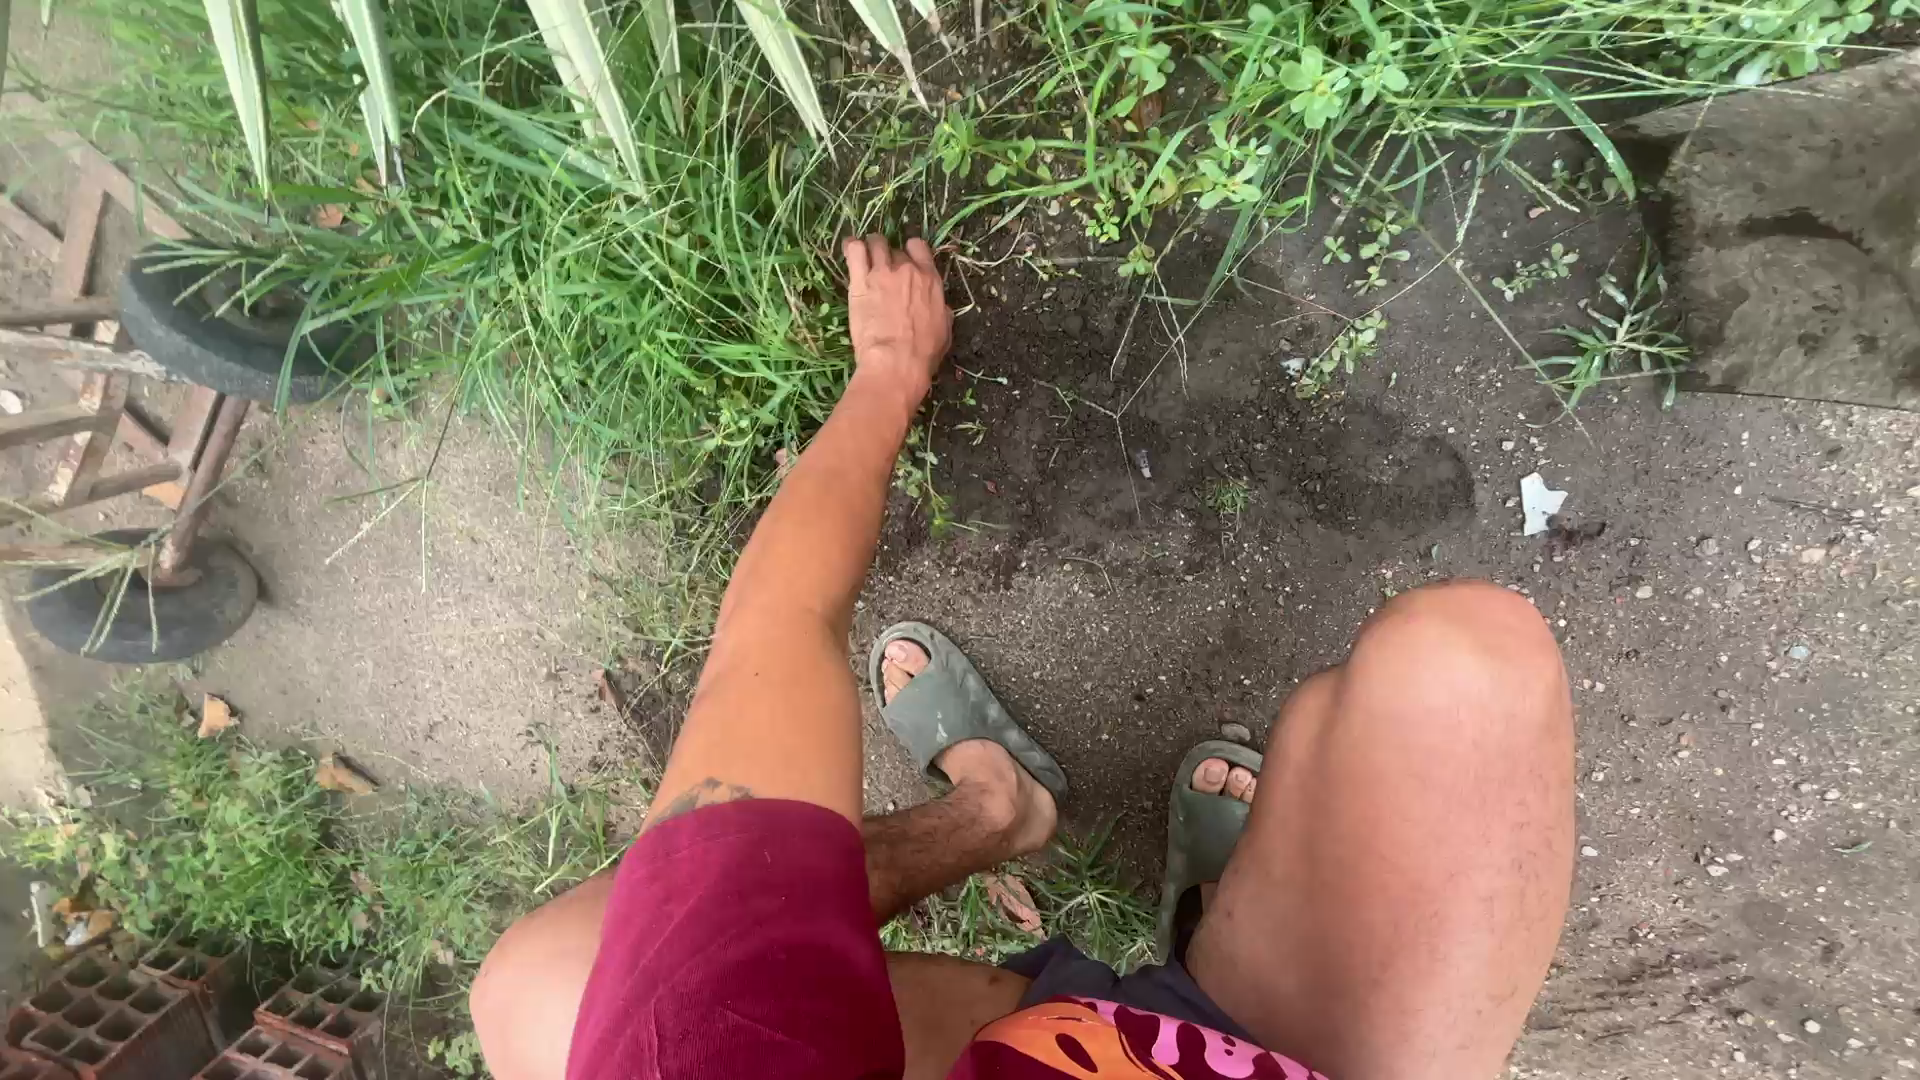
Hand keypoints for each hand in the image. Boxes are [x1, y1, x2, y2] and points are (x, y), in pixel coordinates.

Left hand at [843, 234, 950, 406]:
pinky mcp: (859, 281)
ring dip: (871, 248)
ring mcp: (881, 272)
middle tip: (883, 271)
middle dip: (889, 257)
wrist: (896, 361)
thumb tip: (939, 307)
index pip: (919, 248)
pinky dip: (853, 248)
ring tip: (865, 257)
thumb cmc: (923, 353)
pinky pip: (855, 250)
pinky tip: (851, 252)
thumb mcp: (943, 331)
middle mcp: (906, 269)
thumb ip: (940, 310)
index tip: (906, 261)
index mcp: (929, 280)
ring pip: (875, 243)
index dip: (911, 251)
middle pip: (895, 249)